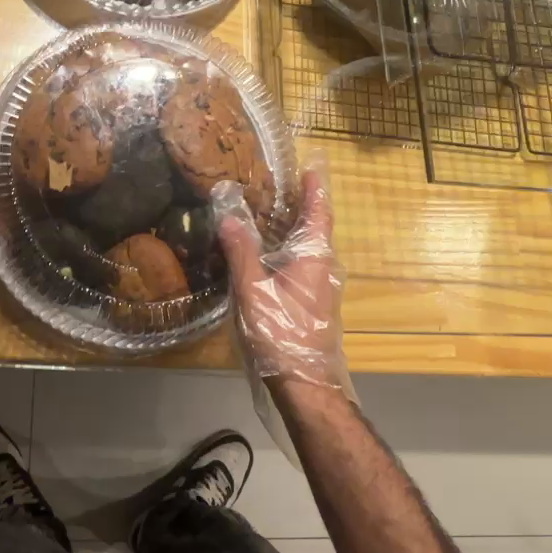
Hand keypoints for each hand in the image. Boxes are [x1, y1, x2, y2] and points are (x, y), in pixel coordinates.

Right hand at [216, 168, 346, 388]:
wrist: (306, 386)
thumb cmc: (283, 334)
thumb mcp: (254, 291)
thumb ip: (241, 251)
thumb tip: (229, 214)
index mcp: (315, 258)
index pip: (318, 213)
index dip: (314, 189)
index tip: (309, 166)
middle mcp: (323, 268)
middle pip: (313, 228)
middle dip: (297, 204)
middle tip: (273, 183)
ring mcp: (319, 287)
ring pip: (306, 247)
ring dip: (289, 227)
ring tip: (263, 210)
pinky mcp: (311, 303)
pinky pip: (299, 262)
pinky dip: (284, 247)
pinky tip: (263, 250)